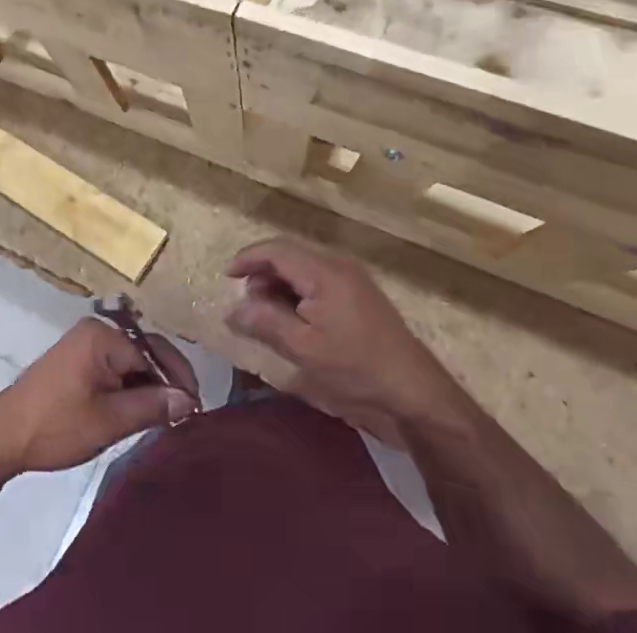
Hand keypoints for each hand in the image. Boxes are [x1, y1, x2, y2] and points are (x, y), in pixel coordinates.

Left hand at [0, 318, 198, 473]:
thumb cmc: (54, 427)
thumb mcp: (109, 420)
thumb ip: (153, 406)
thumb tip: (190, 402)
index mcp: (105, 335)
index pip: (156, 353)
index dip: (178, 381)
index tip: (196, 409)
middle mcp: (97, 330)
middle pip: (146, 354)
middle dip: (165, 384)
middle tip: (184, 415)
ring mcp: (85, 343)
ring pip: (132, 364)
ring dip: (148, 389)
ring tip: (164, 417)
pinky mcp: (77, 360)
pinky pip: (115, 369)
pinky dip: (129, 389)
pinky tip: (138, 410)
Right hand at [223, 239, 471, 444]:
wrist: (410, 386)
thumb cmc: (354, 367)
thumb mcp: (303, 348)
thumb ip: (265, 323)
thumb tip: (232, 309)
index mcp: (324, 272)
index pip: (278, 250)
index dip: (248, 258)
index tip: (226, 276)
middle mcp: (339, 266)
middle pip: (291, 257)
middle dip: (263, 275)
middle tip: (247, 306)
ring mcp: (352, 279)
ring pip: (305, 270)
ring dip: (281, 286)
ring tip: (266, 317)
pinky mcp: (360, 294)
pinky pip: (320, 282)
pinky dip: (299, 294)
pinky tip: (293, 320)